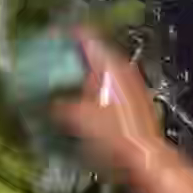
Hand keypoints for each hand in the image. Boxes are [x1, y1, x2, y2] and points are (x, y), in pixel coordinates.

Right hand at [53, 29, 167, 179]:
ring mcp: (131, 82)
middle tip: (51, 59)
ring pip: (103, 68)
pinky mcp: (134, 98)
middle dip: (73, 54)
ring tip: (62, 79)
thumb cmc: (113, 135)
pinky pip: (109, 82)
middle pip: (95, 51)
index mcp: (109, 64)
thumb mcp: (76, 118)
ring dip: (83, 70)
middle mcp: (123, 68)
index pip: (87, 36)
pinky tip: (82, 99)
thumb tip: (48, 100)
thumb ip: (59, 103)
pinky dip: (94, 84)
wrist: (144, 157)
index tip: (50, 36)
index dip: (67, 34)